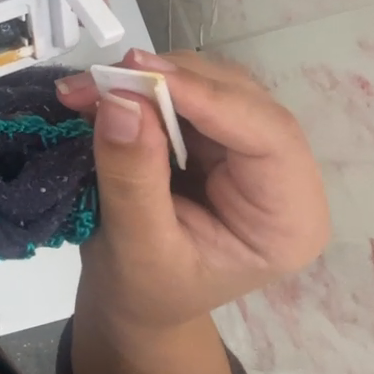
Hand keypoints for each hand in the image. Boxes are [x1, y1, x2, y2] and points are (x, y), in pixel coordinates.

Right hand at [55, 48, 330, 334]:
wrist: (133, 300)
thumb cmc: (144, 290)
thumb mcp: (137, 245)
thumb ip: (132, 177)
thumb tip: (120, 102)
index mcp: (286, 218)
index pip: (267, 136)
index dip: (207, 97)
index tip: (138, 73)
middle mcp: (279, 176)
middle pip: (240, 100)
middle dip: (167, 81)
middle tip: (98, 79)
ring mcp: (244, 153)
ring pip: (210, 86)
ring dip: (147, 79)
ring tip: (88, 89)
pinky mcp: (211, 138)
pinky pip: (181, 95)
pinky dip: (138, 88)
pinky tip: (99, 94)